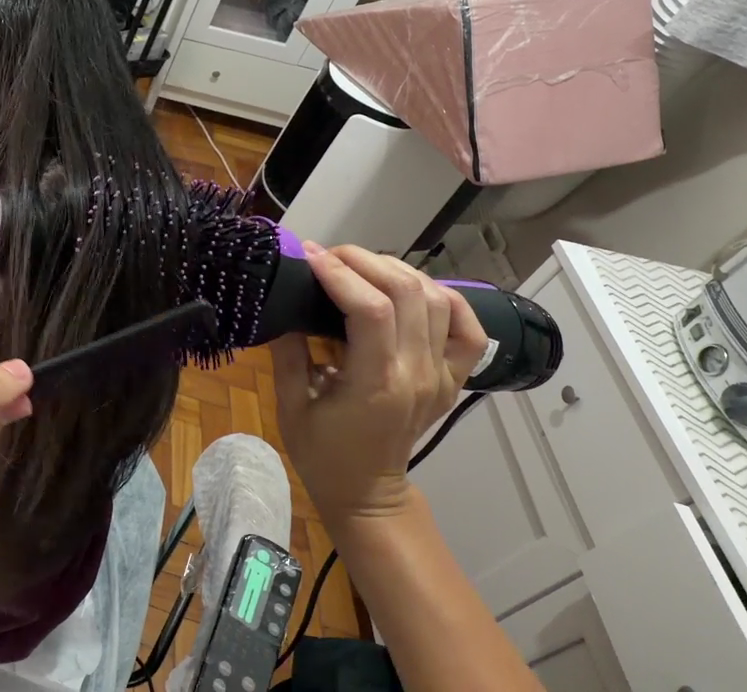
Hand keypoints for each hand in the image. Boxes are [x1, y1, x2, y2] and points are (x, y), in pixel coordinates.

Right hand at [267, 244, 487, 523]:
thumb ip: (288, 350)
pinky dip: (443, 297)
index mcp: (377, 385)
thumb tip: (280, 300)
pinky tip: (411, 287)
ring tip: (358, 265)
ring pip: (437, 299)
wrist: (366, 493)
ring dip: (396, 270)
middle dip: (364, 260)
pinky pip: (466, 327)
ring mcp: (441, 375)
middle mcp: (418, 375)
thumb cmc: (321, 453)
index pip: (372, 310)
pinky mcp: (452, 377)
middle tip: (327, 255)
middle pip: (408, 293)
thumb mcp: (290, 403)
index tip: (306, 254)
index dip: (339, 273)